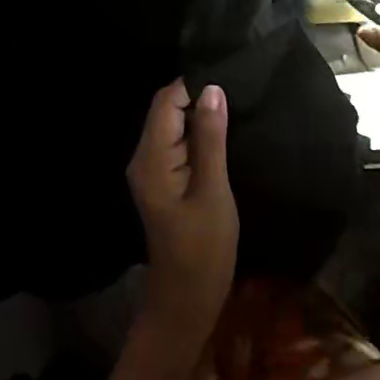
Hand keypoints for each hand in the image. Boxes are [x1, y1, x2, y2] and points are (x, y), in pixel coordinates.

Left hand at [126, 79, 238, 334]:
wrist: (185, 301)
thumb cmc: (203, 249)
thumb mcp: (213, 191)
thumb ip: (211, 139)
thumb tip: (213, 89)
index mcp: (151, 158)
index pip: (166, 102)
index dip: (192, 85)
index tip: (227, 77)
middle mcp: (143, 158)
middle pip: (165, 110)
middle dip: (196, 97)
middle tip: (236, 91)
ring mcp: (149, 169)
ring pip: (171, 126)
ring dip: (197, 116)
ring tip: (233, 108)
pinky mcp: (161, 180)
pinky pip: (175, 143)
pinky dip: (195, 135)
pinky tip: (220, 135)